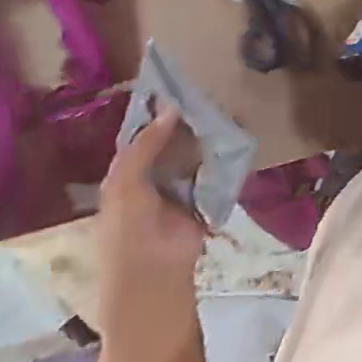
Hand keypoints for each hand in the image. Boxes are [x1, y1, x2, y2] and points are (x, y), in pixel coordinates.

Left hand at [97, 108, 206, 361]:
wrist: (154, 274)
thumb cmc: (129, 227)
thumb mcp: (126, 180)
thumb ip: (146, 145)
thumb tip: (171, 109)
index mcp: (127, 172)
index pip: (143, 136)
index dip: (157, 114)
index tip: (178, 88)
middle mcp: (153, 178)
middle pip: (172, 144)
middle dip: (187, 123)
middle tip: (208, 96)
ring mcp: (180, 190)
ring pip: (194, 157)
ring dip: (207, 139)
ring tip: (226, 110)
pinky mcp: (203, 202)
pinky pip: (212, 175)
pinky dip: (222, 160)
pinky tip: (234, 138)